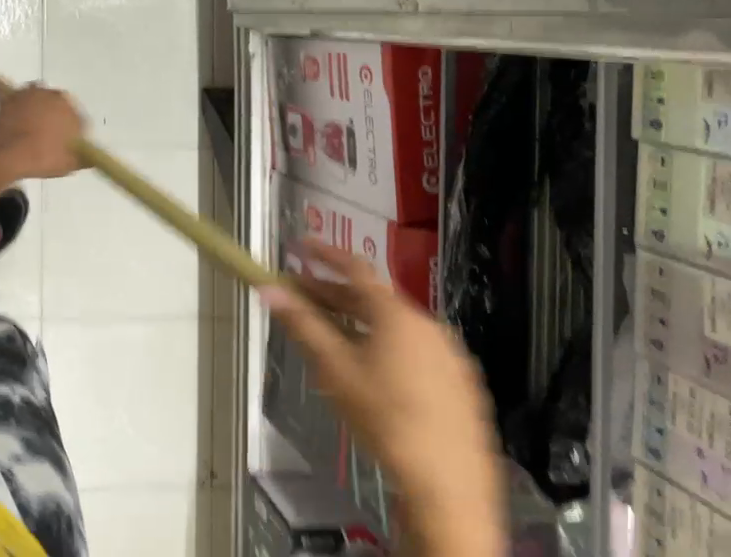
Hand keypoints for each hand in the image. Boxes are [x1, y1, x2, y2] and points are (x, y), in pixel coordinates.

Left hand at [0, 85, 84, 179]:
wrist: (7, 154)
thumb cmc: (43, 158)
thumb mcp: (70, 164)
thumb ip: (82, 157)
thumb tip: (88, 157)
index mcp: (70, 108)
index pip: (77, 119)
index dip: (73, 133)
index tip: (66, 145)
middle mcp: (51, 94)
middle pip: (57, 106)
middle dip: (55, 118)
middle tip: (48, 138)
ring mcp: (28, 93)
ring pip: (36, 99)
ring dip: (36, 109)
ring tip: (30, 129)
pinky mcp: (8, 97)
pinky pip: (12, 96)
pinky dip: (12, 102)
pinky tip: (10, 109)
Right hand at [263, 244, 505, 556]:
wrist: (448, 484)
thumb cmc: (384, 418)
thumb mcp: (333, 369)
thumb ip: (301, 324)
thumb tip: (269, 290)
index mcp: (397, 315)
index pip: (355, 269)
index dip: (325, 254)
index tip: (300, 245)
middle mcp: (428, 326)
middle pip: (373, 300)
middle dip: (334, 295)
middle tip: (301, 295)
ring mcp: (449, 357)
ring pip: (395, 327)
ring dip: (359, 321)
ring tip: (330, 334)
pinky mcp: (461, 386)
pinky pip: (415, 351)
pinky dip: (386, 346)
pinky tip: (370, 371)